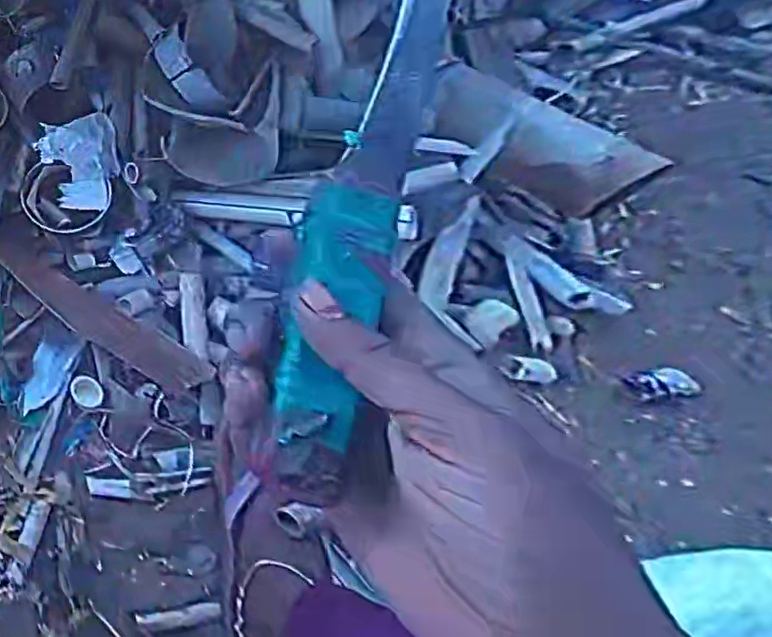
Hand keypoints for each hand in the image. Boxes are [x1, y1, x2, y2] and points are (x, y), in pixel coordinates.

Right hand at [278, 276, 680, 636]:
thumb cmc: (530, 531)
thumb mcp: (467, 434)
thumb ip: (380, 363)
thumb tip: (309, 294)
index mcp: (434, 373)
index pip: (377, 301)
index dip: (331, 266)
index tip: (280, 240)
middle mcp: (384, 396)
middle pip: (311, 339)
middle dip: (271, 327)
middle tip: (248, 334)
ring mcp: (350, 436)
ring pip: (283, 382)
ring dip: (252, 372)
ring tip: (242, 381)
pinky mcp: (321, 476)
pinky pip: (273, 434)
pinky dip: (249, 420)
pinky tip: (243, 416)